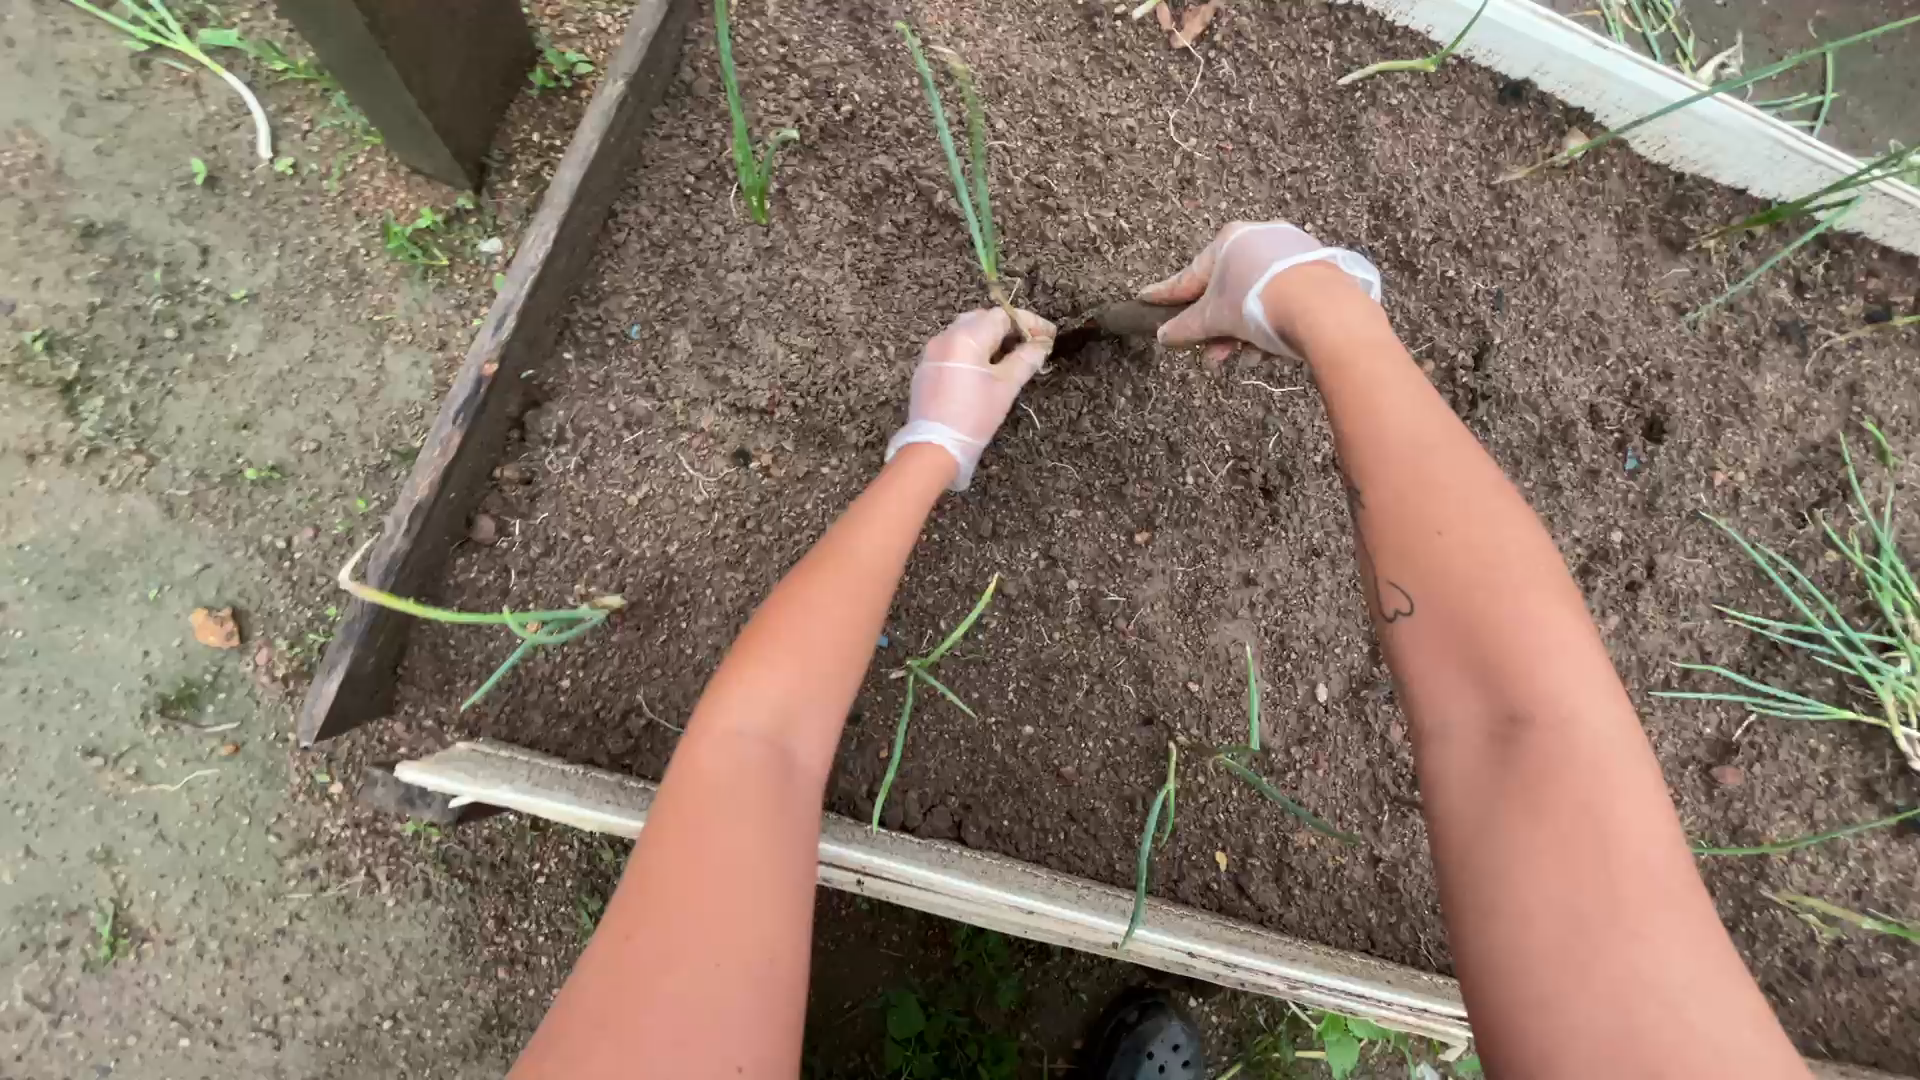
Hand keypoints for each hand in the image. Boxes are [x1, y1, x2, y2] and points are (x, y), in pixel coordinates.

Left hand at [886, 307, 1055, 490]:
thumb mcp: (1006, 387)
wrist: (935, 448)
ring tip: (1009, 357)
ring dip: (989, 339)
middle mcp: (945, 337)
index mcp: (966, 337)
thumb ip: (1026, 360)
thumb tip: (1042, 344)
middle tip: (1030, 344)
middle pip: (982, 319)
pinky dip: (972, 351)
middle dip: (1008, 328)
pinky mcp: (926, 369)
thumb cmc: (973, 417)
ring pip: (965, 333)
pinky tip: (984, 368)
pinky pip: (952, 349)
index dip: (1028, 323)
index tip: (1048, 336)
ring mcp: (932, 353)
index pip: (1002, 316)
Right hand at [1139, 222, 1381, 360]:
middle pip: (1225, 292)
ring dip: (1241, 335)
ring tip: (1242, 359)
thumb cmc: (1257, 302)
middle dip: (1215, 331)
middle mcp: (1259, 239)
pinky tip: (1266, 351)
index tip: (1146, 298)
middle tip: (1210, 357)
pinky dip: (1268, 326)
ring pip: (1253, 300)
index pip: (1189, 276)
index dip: (1165, 293)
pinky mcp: (1316, 270)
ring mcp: (1290, 253)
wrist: (1320, 306)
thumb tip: (1163, 336)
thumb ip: (1185, 328)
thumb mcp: (1213, 320)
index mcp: (1229, 241)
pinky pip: (1280, 301)